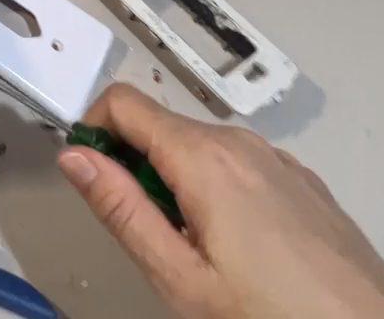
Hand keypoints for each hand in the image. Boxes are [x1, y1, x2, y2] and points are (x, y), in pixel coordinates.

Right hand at [56, 84, 383, 318]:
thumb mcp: (182, 280)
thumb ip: (121, 209)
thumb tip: (72, 153)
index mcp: (203, 156)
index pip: (122, 102)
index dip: (93, 130)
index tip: (94, 181)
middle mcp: (242, 143)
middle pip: (160, 126)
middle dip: (136, 165)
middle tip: (150, 236)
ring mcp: (283, 164)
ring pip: (200, 149)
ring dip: (177, 181)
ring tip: (201, 254)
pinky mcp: (311, 189)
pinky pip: (241, 169)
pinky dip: (219, 191)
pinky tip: (247, 255)